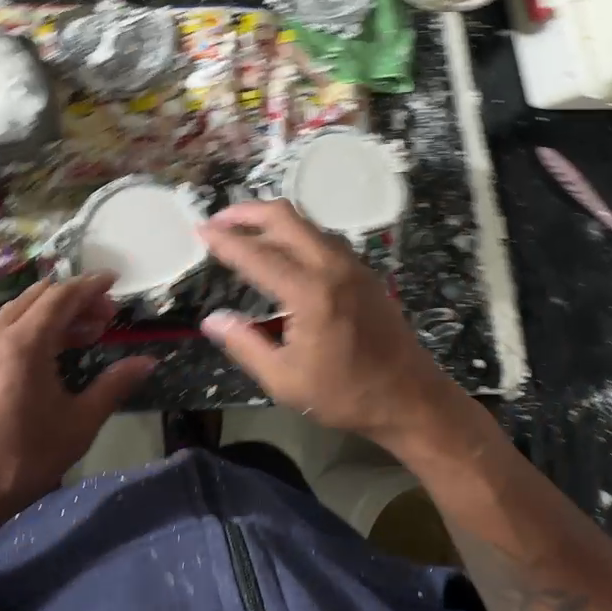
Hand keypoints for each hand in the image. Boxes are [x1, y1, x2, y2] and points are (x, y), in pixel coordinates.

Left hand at [0, 273, 156, 527]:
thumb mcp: (78, 425)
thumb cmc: (23, 459)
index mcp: (23, 342)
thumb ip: (114, 386)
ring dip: (51, 312)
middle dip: (74, 298)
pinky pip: (1, 326)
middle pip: (39, 296)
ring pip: (18, 309)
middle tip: (105, 316)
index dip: (90, 286)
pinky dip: (28, 326)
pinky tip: (47, 351)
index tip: (115, 281)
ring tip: (82, 334)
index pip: (62, 296)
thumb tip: (148, 362)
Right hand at [199, 200, 461, 445]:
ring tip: (244, 231)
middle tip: (218, 221)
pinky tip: (281, 250)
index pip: (257, 254)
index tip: (199, 230)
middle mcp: (332, 267)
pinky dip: (294, 233)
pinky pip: (322, 237)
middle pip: (284, 217)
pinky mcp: (363, 270)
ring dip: (271, 220)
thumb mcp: (285, 380)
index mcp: (310, 293)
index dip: (224, 240)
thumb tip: (211, 320)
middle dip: (246, 212)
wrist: (412, 398)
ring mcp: (352, 264)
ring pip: (306, 223)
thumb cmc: (346, 394)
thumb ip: (245, 345)